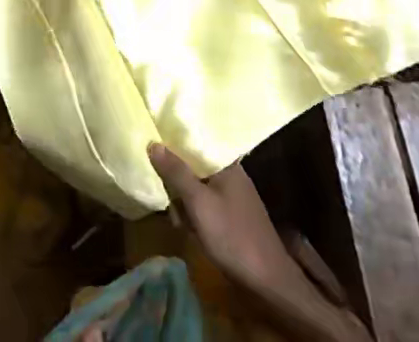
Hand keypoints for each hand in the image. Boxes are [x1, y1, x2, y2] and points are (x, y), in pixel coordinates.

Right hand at [148, 146, 301, 300]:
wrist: (265, 275)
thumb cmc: (230, 233)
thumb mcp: (198, 202)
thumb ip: (177, 173)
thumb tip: (154, 143)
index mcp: (226, 164)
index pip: (195, 145)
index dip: (175, 151)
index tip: (156, 160)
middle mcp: (231, 174)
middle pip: (195, 169)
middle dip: (178, 186)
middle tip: (171, 207)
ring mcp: (234, 196)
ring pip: (199, 190)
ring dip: (185, 205)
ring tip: (180, 225)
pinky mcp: (233, 215)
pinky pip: (207, 206)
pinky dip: (196, 216)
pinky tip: (191, 232)